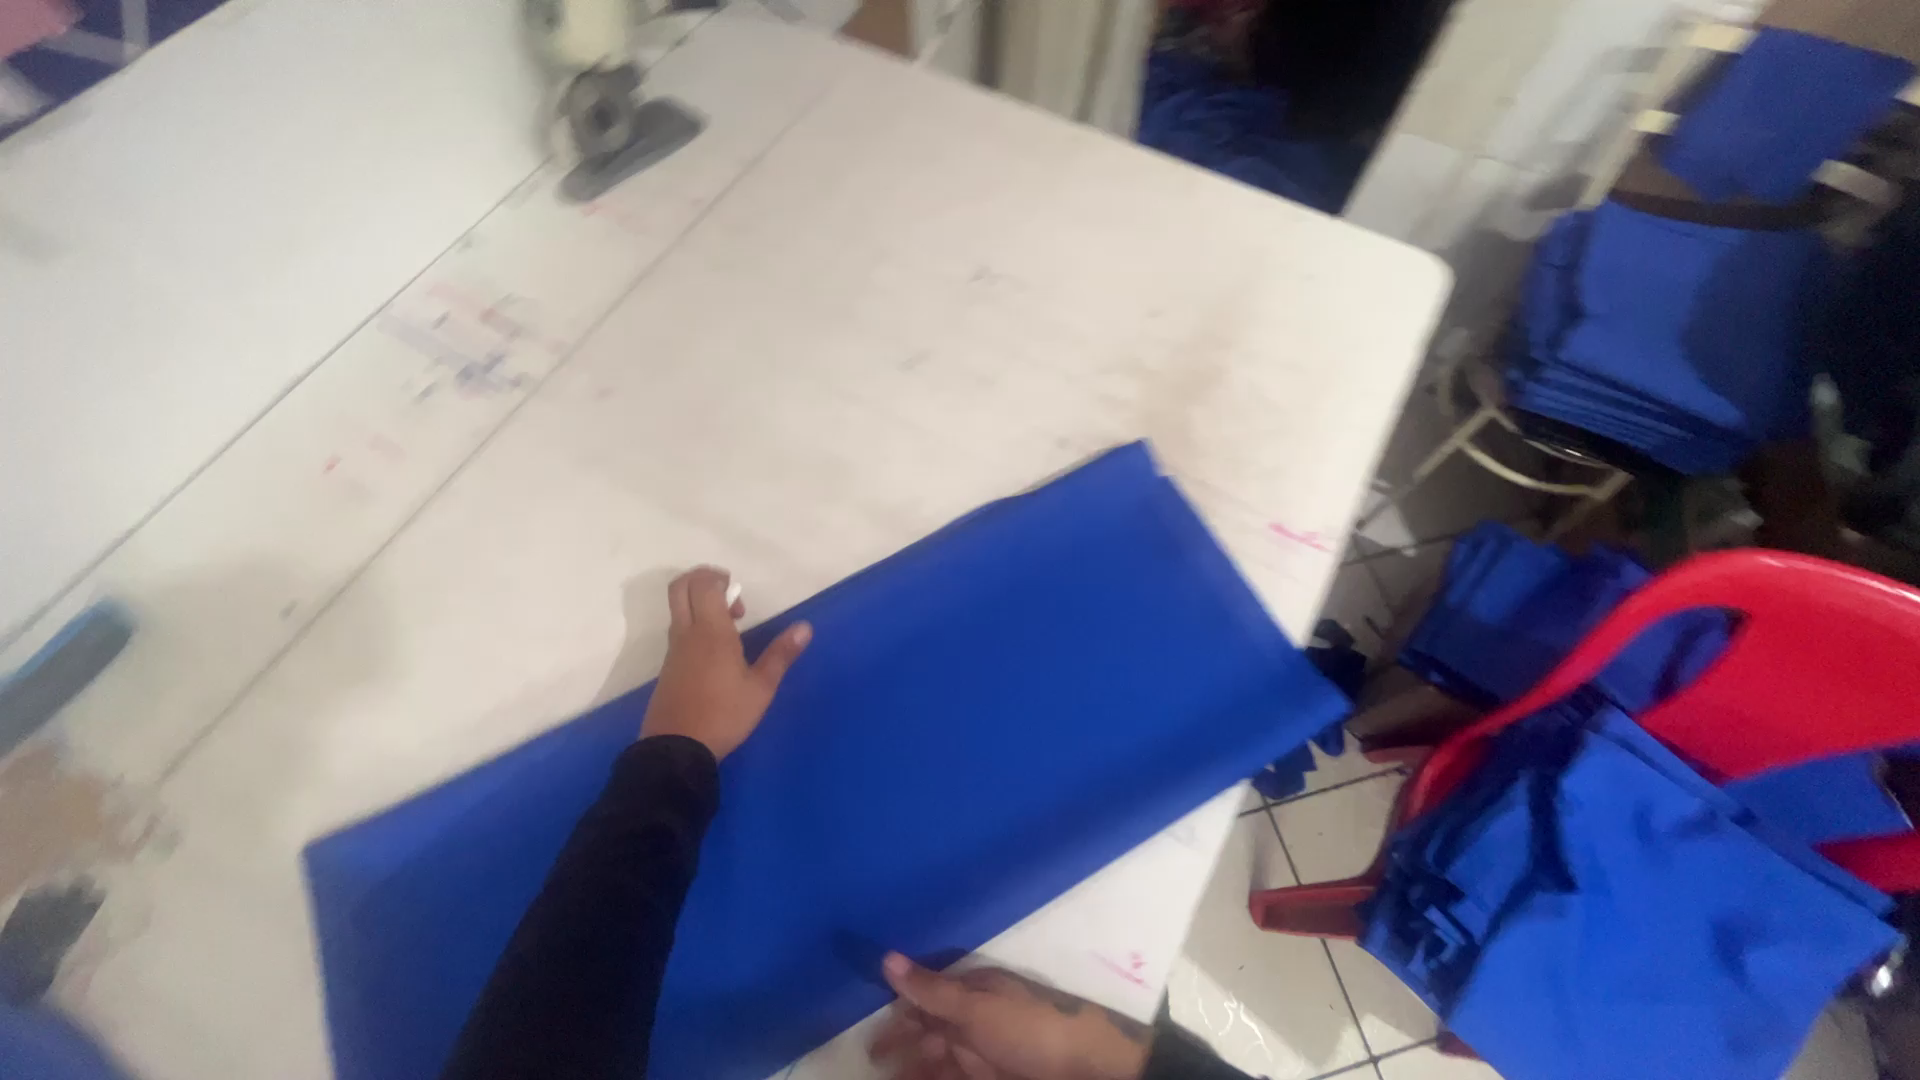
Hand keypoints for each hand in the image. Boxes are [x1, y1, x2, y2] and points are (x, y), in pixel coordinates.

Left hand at [639, 566, 811, 759]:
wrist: (677, 750)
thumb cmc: (724, 715)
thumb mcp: (761, 687)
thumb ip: (781, 654)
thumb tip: (805, 627)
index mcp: (710, 632)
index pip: (703, 585)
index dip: (718, 578)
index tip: (739, 595)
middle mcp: (686, 634)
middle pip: (680, 587)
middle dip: (702, 580)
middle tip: (729, 596)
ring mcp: (673, 651)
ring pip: (678, 609)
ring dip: (701, 605)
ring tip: (732, 628)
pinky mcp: (668, 667)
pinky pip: (679, 631)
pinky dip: (696, 626)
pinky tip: (719, 653)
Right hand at [871, 953, 1151, 1079]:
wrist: (1086, 1069)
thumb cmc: (1029, 1030)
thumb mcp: (976, 1008)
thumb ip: (930, 989)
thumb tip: (886, 957)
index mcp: (974, 990)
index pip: (927, 997)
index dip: (898, 1013)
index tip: (871, 1032)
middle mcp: (977, 1017)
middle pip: (931, 1030)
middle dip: (902, 1044)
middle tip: (871, 1061)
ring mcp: (986, 1051)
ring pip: (940, 1059)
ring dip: (915, 1069)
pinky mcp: (993, 1078)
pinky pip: (955, 1078)